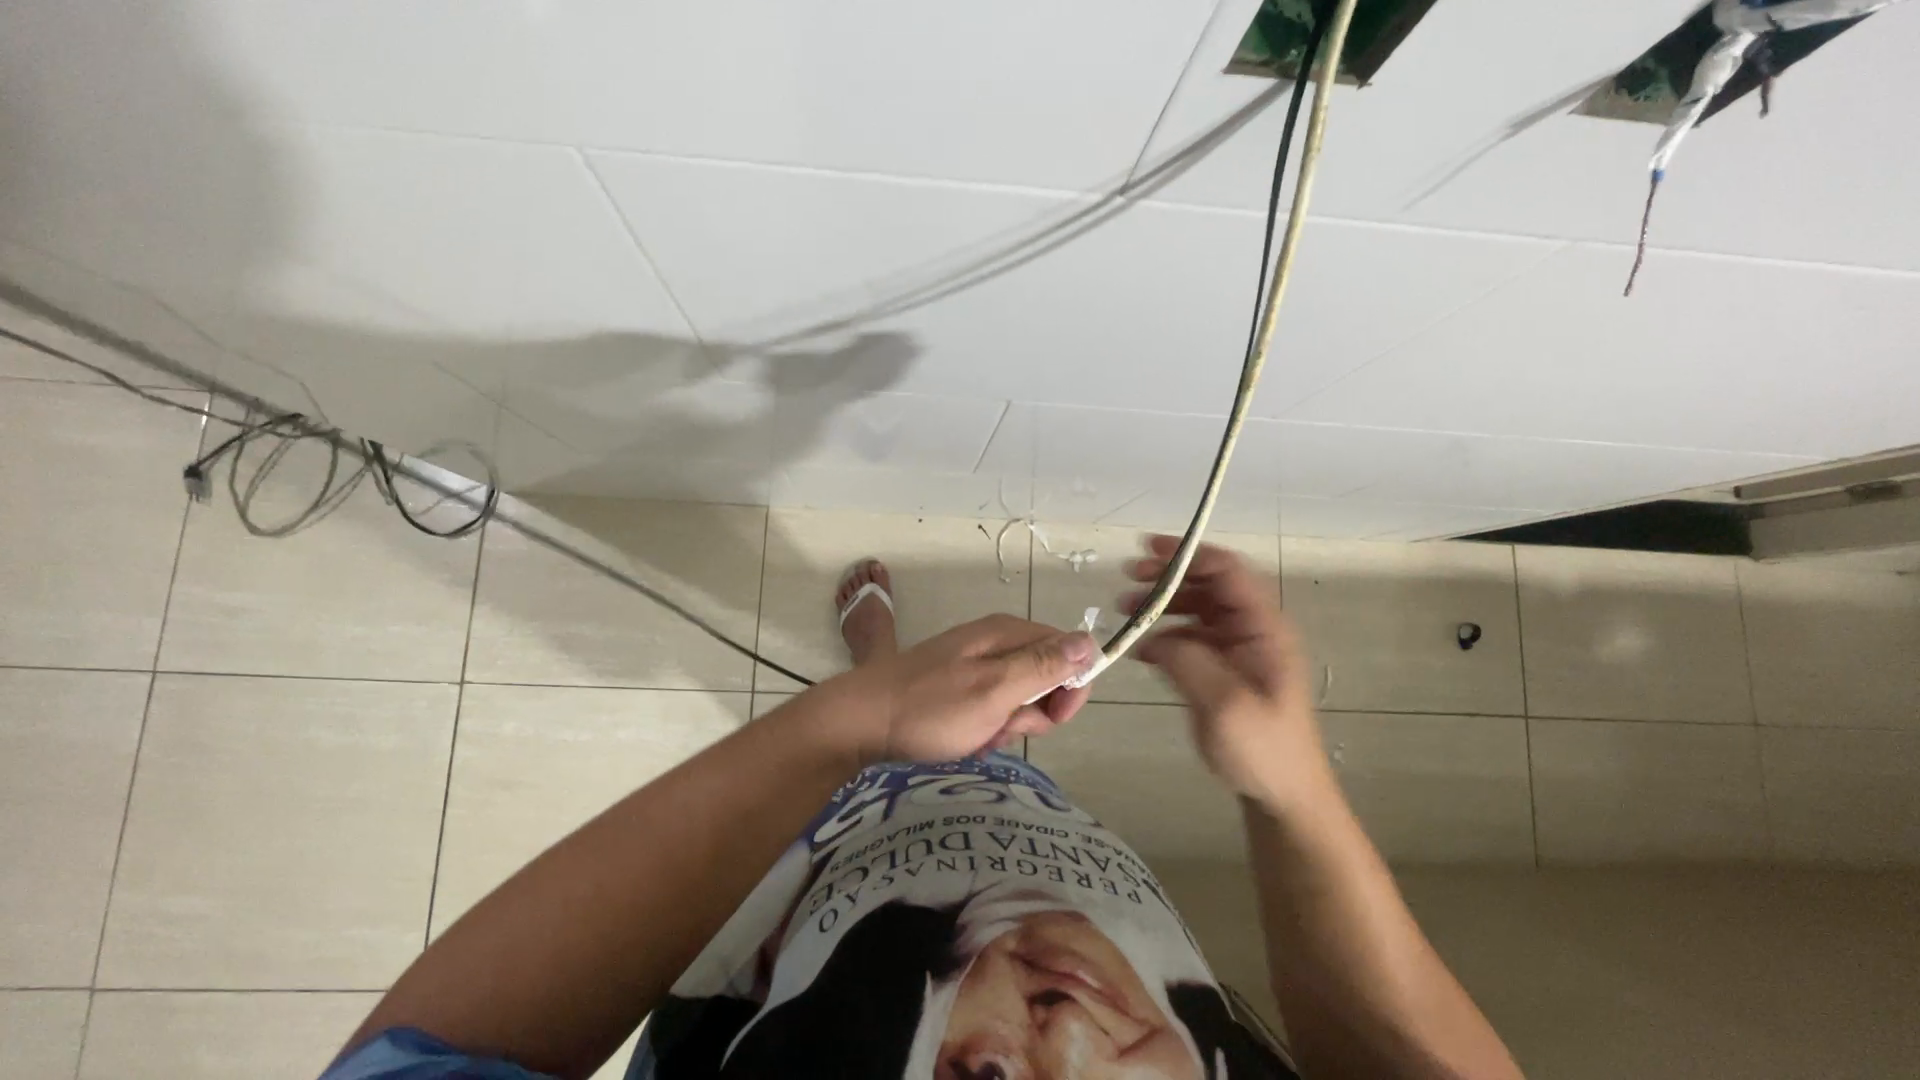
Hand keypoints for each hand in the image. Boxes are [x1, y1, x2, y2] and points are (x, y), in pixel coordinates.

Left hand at [821, 614, 1096, 765]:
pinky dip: (983, 729)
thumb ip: (1043, 666)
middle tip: (1000, 727)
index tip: (1054, 720)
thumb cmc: (931, 708)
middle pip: (1044, 678)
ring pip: (1017, 700)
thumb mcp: (995, 689)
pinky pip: (990, 708)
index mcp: (1007, 634)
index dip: (1071, 689)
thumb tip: (1091, 642)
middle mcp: (994, 642)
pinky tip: (962, 740)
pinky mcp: (957, 686)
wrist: (861, 722)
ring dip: (1005, 726)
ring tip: (975, 736)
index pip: (1070, 653)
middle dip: (1031, 714)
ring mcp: (974, 665)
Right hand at [1122, 535, 1334, 812]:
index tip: (1146, 551)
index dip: (1188, 555)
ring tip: (1124, 610)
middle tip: (1127, 579)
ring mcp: (1237, 649)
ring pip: (1195, 609)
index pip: (1228, 572)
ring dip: (1161, 604)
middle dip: (1167, 577)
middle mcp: (1251, 629)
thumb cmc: (1263, 750)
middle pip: (1208, 585)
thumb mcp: (1225, 705)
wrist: (1283, 795)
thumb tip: (1153, 636)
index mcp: (1264, 628)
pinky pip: (1189, 637)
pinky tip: (1138, 647)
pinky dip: (1162, 635)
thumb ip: (1188, 661)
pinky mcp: (1222, 669)